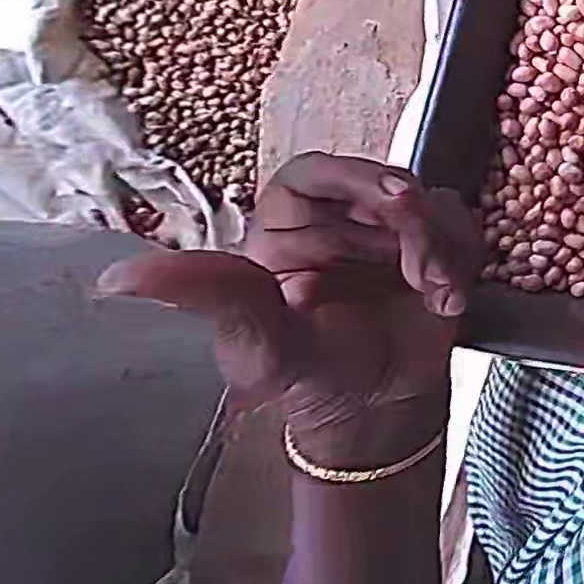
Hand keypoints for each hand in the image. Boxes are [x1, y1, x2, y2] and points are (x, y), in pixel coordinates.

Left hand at [96, 152, 483, 465]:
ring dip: (445, 248)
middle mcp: (341, 222)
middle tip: (428, 272)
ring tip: (439, 296)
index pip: (316, 174)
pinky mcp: (437, 247)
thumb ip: (215, 301)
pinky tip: (449, 300)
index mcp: (287, 231)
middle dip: (417, 227)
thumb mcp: (265, 348)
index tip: (399, 198)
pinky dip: (465, 257)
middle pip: (387, 188)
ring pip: (433, 205)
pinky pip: (461, 226)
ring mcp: (393, 233)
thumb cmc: (315, 380)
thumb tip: (118, 279)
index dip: (358, 176)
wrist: (382, 409)